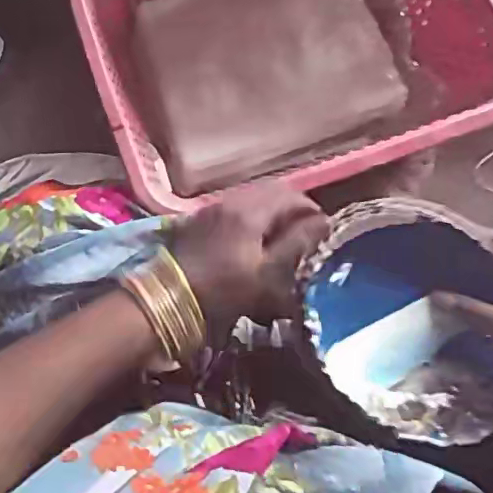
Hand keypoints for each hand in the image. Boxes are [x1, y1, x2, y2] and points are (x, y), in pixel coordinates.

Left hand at [169, 185, 329, 338]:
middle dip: (292, 210)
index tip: (324, 233)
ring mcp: (211, 209)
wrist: (168, 298)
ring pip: (251, 201)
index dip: (312, 211)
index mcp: (250, 209)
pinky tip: (252, 244)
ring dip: (270, 215)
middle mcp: (230, 200)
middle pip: (270, 193)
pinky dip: (250, 220)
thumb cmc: (224, 290)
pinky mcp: (198, 221)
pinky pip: (233, 211)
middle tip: (304, 236)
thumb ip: (298, 243)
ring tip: (280, 243)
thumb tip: (322, 222)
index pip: (292, 195)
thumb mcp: (269, 272)